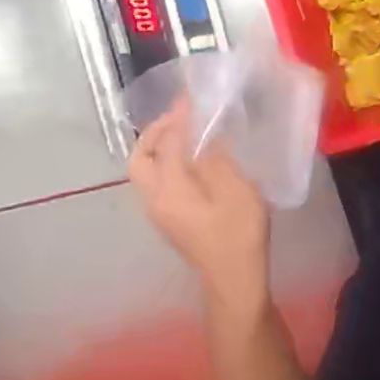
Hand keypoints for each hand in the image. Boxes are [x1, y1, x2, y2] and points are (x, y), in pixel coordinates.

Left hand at [129, 104, 270, 311]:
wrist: (234, 280)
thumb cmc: (239, 235)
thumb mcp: (237, 190)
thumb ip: (216, 159)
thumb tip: (204, 137)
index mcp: (169, 189)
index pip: (167, 143)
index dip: (180, 118)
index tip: (192, 98)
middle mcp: (155, 199)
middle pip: (140, 157)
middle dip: (156, 132)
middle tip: (181, 117)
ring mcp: (159, 213)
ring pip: (146, 171)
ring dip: (160, 148)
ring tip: (188, 135)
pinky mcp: (170, 221)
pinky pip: (158, 182)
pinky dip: (168, 164)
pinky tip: (194, 162)